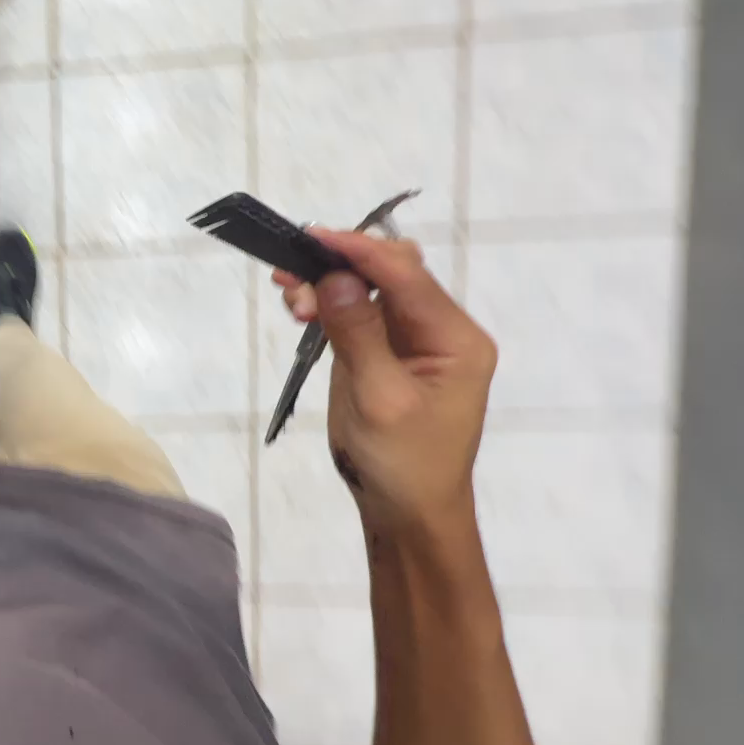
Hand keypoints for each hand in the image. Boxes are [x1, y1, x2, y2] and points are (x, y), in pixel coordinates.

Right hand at [273, 232, 496, 527]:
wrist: (405, 507)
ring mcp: (408, 340)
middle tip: (290, 278)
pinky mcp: (380, 352)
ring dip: (326, 283)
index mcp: (454, 339)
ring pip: (366, 288)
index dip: (360, 251)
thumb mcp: (378, 397)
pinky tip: (298, 307)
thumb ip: (359, 333)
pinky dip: (324, 302)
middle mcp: (436, 330)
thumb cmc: (401, 459)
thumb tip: (335, 277)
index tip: (311, 237)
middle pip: (390, 272)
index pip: (407, 276)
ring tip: (289, 301)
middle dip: (339, 264)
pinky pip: (354, 311)